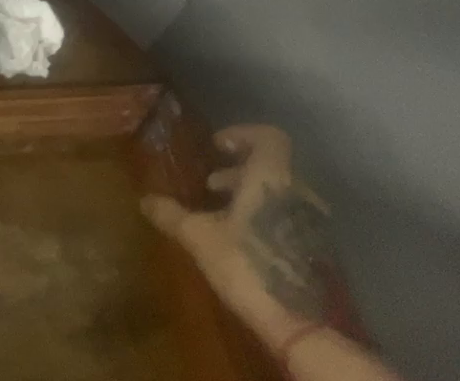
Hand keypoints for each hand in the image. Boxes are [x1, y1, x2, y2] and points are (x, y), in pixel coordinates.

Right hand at [140, 124, 335, 348]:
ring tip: (222, 214)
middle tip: (211, 185)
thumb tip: (144, 200)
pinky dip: (266, 216)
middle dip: (239, 170)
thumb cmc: (246, 265)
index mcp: (271, 179)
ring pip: (281, 192)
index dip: (242, 135)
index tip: (217, 148)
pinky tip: (242, 239)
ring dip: (252, 194)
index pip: (270, 137)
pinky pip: (290, 216)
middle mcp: (298, 193)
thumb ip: (171, 214)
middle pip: (273, 166)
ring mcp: (311, 222)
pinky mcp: (315, 247)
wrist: (297, 323)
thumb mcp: (198, 237)